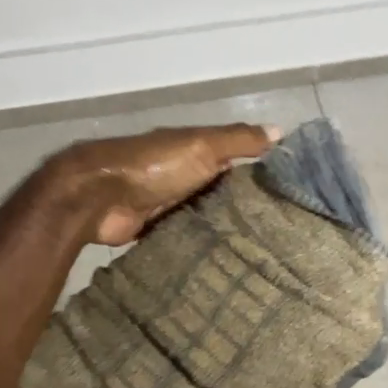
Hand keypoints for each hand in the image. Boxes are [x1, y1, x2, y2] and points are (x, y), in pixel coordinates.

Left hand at [47, 123, 280, 245]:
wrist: (99, 197)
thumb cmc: (154, 166)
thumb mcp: (203, 146)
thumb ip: (239, 139)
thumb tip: (280, 130)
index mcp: (193, 149)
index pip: (233, 158)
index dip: (258, 170)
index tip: (287, 191)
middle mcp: (181, 173)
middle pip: (219, 189)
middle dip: (242, 204)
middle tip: (279, 228)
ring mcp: (166, 202)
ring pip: (203, 214)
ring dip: (222, 226)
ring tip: (260, 248)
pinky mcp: (155, 230)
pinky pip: (185, 235)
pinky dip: (201, 242)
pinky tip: (225, 257)